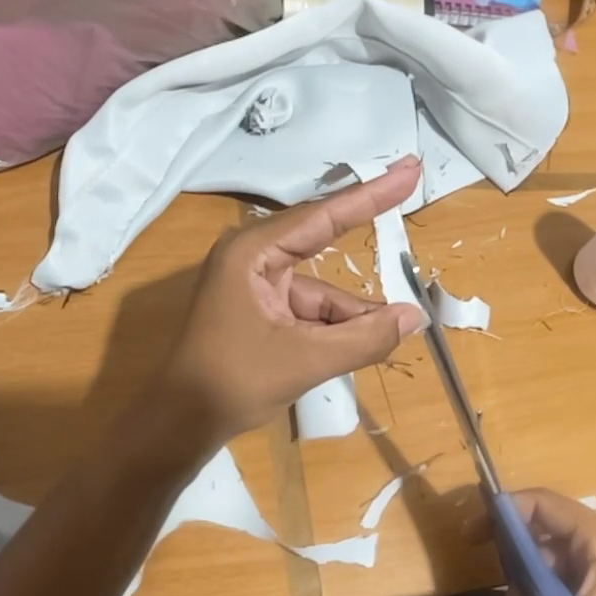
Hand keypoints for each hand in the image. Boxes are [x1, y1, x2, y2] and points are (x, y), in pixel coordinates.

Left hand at [157, 156, 426, 442]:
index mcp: (251, 253)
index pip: (321, 216)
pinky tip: (360, 346)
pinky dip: (335, 329)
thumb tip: (414, 317)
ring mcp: (256, 285)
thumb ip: (364, 338)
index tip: (408, 171)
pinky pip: (310, 311)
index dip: (370, 194)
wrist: (181, 424)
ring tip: (390, 332)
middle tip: (410, 190)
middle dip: (363, 229)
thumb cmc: (232, 382)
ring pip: (322, 290)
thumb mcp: (305, 360)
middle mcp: (253, 258)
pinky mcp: (261, 312)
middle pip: (322, 240)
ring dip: (351, 314)